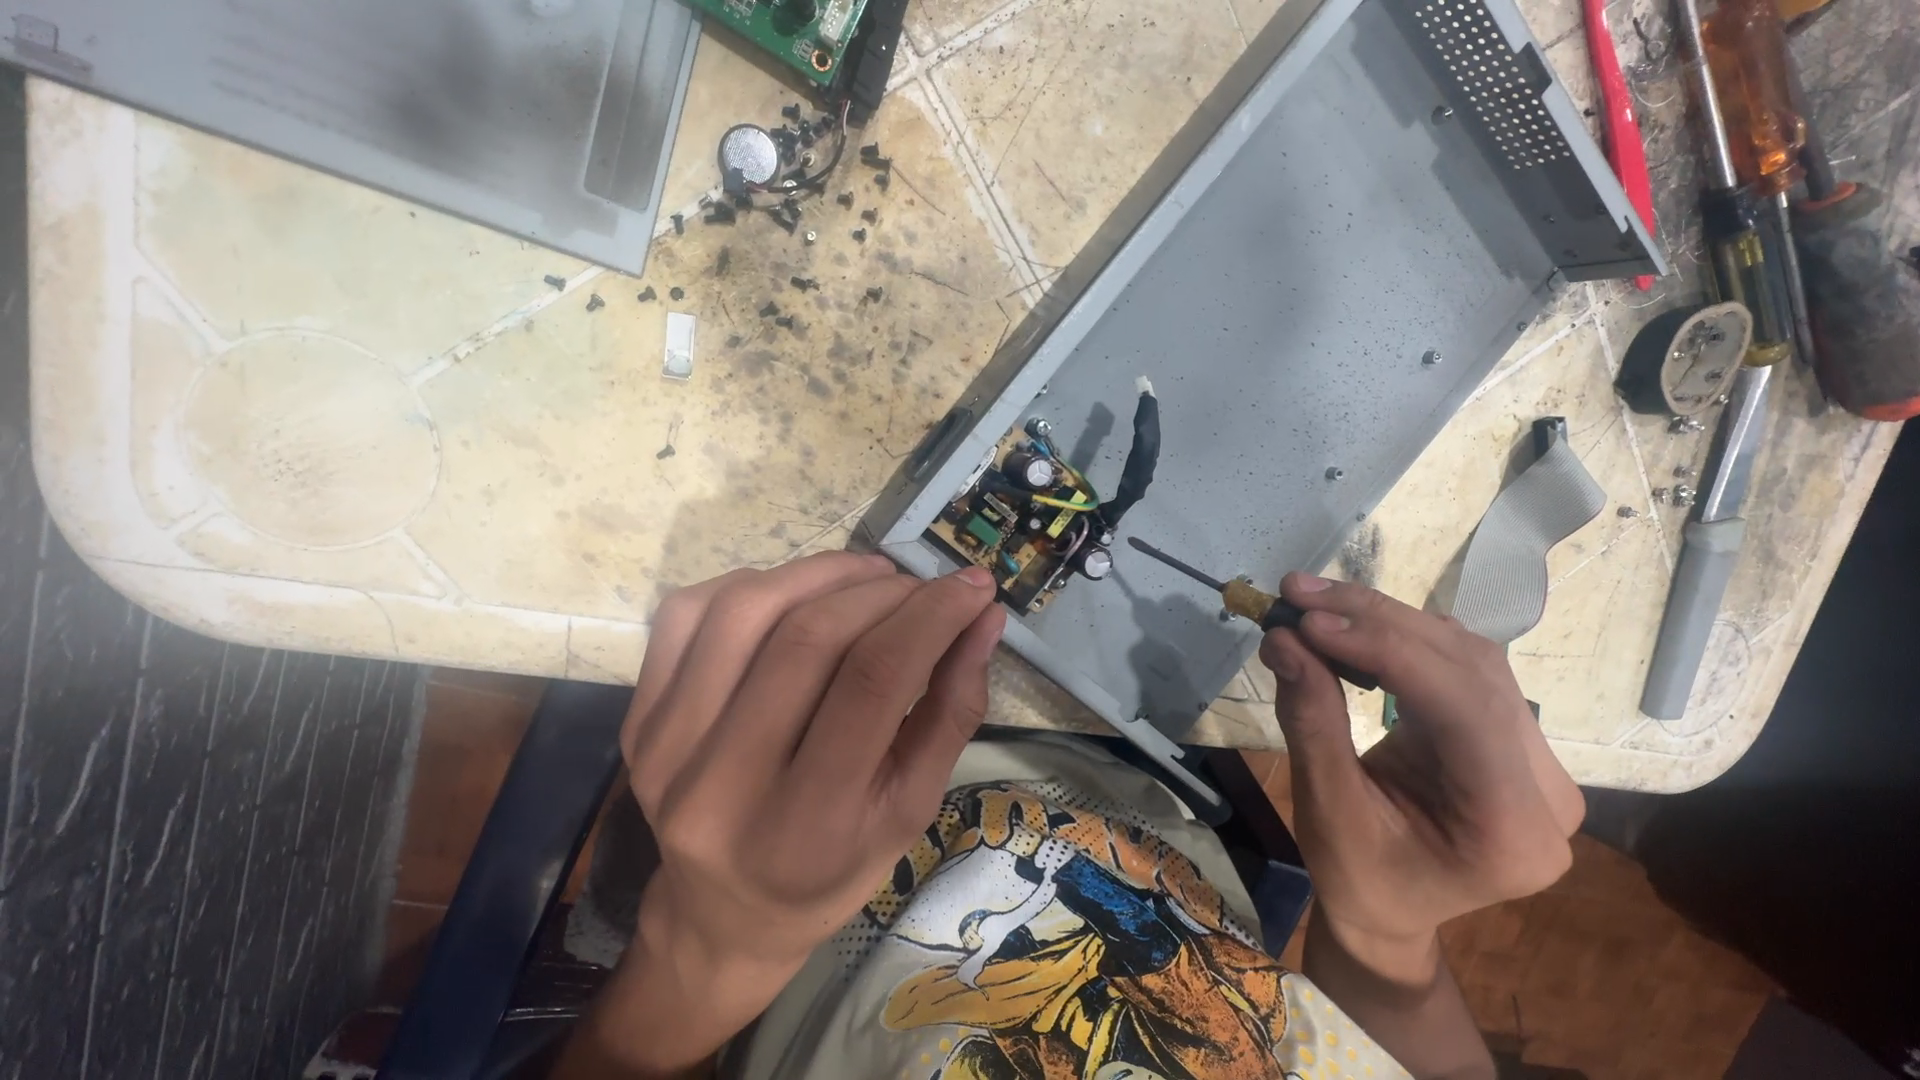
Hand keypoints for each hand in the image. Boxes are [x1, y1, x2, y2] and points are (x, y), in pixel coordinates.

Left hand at [582, 551, 1005, 1075]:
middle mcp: (721, 783)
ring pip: (747, 610)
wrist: (725, 911)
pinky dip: (754, 583)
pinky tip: (797, 593)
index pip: (872, 683)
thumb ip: (951, 712)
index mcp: (805, 825)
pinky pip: (688, 612)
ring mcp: (665, 746)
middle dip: (883, 592)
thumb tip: (982, 618)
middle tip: (924, 585)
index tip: (972, 586)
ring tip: (872, 575)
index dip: (930, 618)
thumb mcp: (911, 809)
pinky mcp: (637, 717)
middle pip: (809, 639)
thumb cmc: (834, 869)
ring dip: (822, 572)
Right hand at [1259, 573, 1583, 981]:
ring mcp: (1539, 760)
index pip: (1461, 707)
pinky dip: (1403, 638)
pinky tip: (1354, 624)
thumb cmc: (1355, 877)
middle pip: (1470, 671)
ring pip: (1470, 658)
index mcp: (1510, 826)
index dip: (1385, 649)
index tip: (1306, 619)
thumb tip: (1283, 637)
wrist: (1389, 912)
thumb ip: (1310, 719)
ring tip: (1315, 602)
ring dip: (1388, 620)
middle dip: (1378, 621)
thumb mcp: (1324, 808)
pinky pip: (1465, 669)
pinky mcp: (1514, 740)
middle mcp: (1546, 787)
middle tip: (1297, 593)